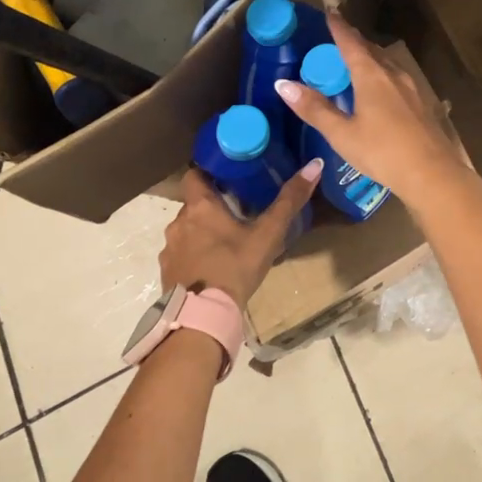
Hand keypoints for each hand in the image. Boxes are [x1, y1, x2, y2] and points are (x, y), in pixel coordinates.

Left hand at [159, 163, 319, 308]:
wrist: (204, 316)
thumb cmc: (235, 267)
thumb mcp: (268, 233)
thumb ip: (290, 200)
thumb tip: (315, 164)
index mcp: (200, 206)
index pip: (194, 175)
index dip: (209, 173)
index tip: (228, 178)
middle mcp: (178, 222)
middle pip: (193, 204)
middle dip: (211, 206)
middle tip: (236, 212)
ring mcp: (169, 248)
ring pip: (186, 229)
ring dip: (201, 232)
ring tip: (225, 242)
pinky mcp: (166, 272)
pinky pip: (180, 254)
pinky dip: (193, 255)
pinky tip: (212, 267)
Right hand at [275, 11, 466, 196]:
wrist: (432, 172)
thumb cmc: (382, 152)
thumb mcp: (342, 134)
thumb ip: (314, 109)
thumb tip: (283, 84)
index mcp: (372, 76)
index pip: (351, 43)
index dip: (339, 27)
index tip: (330, 11)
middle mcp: (393, 75)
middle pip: (371, 50)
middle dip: (355, 41)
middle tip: (341, 35)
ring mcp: (412, 88)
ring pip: (387, 63)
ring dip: (371, 56)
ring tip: (359, 59)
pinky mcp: (422, 103)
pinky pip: (398, 78)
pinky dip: (383, 73)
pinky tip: (383, 88)